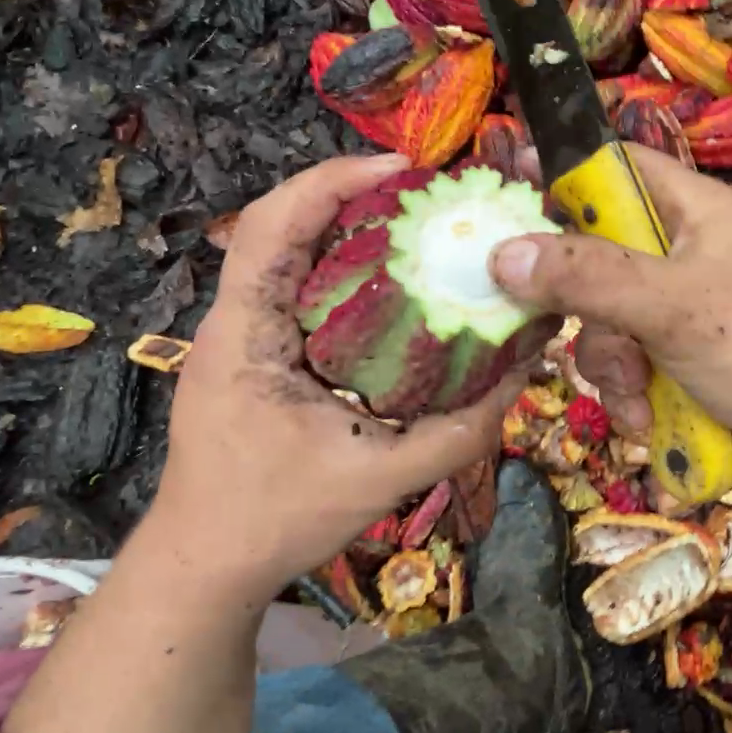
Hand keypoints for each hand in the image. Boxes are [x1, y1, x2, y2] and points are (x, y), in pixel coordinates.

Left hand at [142, 154, 531, 602]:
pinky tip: (404, 278)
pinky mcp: (263, 350)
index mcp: (247, 334)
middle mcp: (239, 319)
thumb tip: (527, 366)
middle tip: (432, 192)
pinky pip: (308, 285)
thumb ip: (461, 429)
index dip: (331, 180)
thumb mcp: (383, 477)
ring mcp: (247, 333)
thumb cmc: (277, 518)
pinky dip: (354, 264)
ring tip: (425, 220)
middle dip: (357, 192)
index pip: (272, 227)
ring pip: (297, 251)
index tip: (402, 167)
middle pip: (287, 224)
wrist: (204, 565)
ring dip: (356, 224)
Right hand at [487, 145, 731, 555]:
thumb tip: (502, 254)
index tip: (511, 193)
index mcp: (696, 209)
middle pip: (598, 252)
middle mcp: (688, 247)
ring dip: (612, 361)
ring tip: (639, 390)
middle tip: (589, 332)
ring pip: (607, 315)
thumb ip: (589, 276)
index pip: (619, 167)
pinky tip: (647, 414)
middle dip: (588, 307)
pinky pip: (630, 355)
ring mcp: (685, 302)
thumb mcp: (671, 304)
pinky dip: (631, 386)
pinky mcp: (684, 350)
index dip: (565, 173)